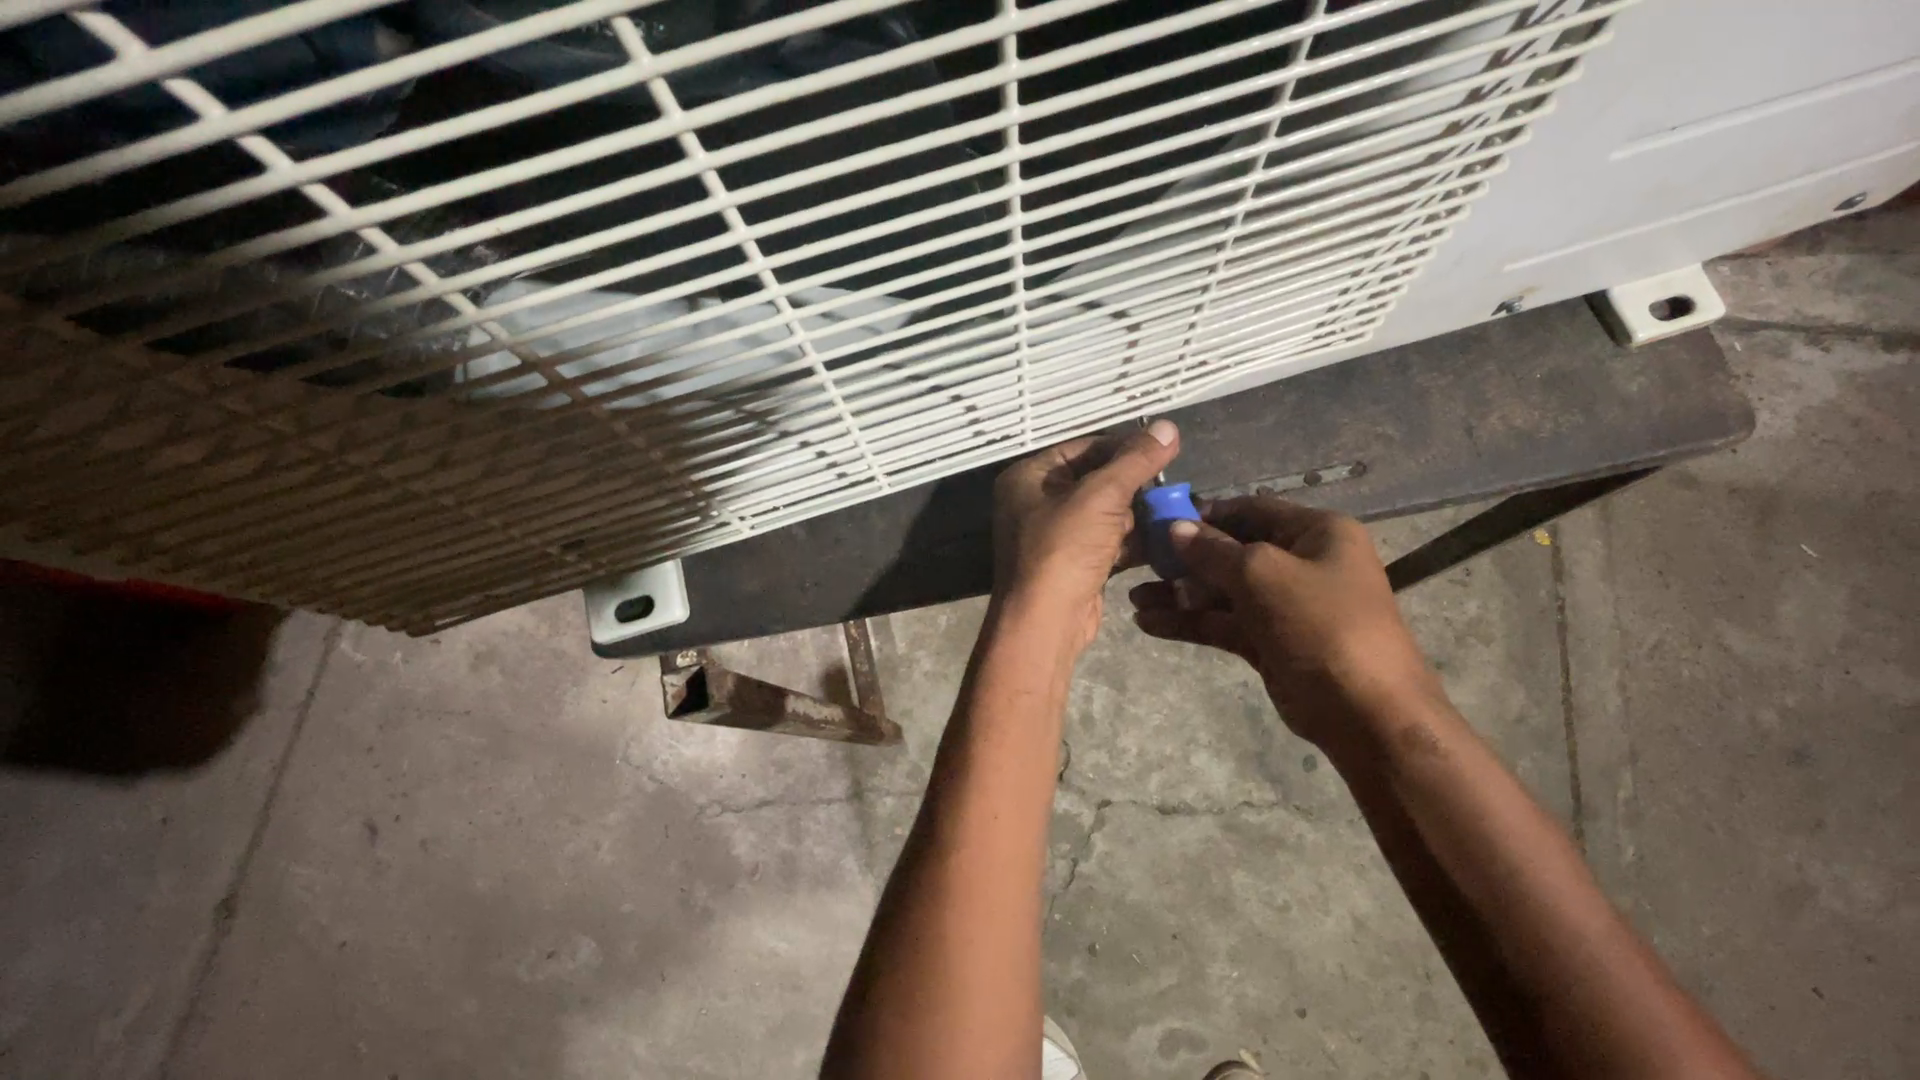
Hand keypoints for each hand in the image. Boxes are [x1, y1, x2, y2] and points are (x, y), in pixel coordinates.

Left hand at [992, 421, 1180, 647]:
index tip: (1164, 450)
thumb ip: (1136, 461)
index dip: (1123, 447)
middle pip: (1096, 481)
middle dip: (1135, 486)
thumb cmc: (1064, 549)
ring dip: (1139, 515)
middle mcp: (1036, 502)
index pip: (1083, 447)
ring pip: (1106, 514)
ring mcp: (1055, 536)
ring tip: (1176, 512)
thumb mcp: (1102, 496)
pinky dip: (1133, 542)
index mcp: (1029, 477)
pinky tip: (1165, 540)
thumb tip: (1168, 426)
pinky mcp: (1074, 564)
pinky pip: (1108, 542)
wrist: (1046, 621)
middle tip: (1174, 486)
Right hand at [1127, 496, 1437, 747]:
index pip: (1252, 510)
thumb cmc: (1322, 624)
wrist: (1366, 711)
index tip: (1159, 521)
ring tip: (1134, 599)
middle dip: (1185, 559)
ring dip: (1180, 594)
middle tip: (1138, 563)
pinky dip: (1190, 622)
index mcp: (1317, 533)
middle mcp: (1303, 563)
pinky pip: (1224, 624)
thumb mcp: (1263, 575)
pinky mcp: (1271, 643)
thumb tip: (1174, 528)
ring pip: (1224, 591)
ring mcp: (1286, 606)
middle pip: (1233, 551)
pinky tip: (1150, 623)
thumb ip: (1213, 551)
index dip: (1206, 515)